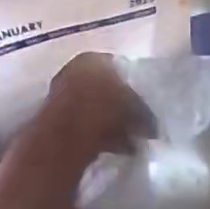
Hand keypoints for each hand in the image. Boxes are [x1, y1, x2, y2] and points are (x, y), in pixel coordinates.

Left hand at [34, 53, 150, 163]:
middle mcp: (74, 71)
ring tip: (129, 142)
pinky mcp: (56, 121)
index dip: (135, 88)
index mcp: (93, 59)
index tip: (144, 105)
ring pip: (94, 110)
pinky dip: (99, 136)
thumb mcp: (136, 108)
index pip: (120, 69)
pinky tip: (114, 149)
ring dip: (111, 125)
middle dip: (121, 109)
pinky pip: (84, 126)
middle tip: (137, 125)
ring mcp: (62, 96)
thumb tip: (153, 127)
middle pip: (105, 90)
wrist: (70, 133)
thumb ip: (145, 114)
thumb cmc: (107, 109)